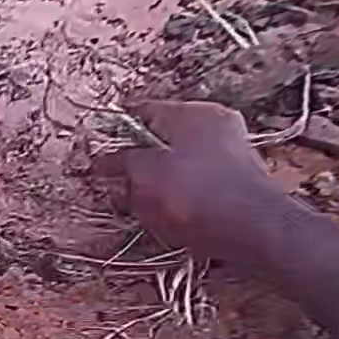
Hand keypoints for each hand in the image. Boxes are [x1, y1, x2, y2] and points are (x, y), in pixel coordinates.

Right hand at [98, 101, 292, 262]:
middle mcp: (214, 127)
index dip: (116, 129)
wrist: (243, 227)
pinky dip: (166, 192)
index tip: (94, 147)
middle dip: (131, 158)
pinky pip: (185, 181)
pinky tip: (154, 211)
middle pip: (160, 138)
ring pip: (171, 162)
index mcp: (195, 114)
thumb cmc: (189, 191)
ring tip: (129, 200)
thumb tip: (103, 158)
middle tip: (109, 178)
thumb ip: (120, 159)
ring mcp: (224, 154)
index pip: (146, 111)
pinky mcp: (227, 181)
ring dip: (146, 180)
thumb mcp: (142, 171)